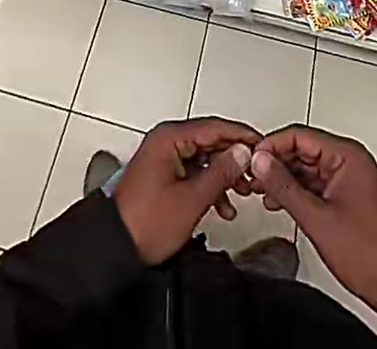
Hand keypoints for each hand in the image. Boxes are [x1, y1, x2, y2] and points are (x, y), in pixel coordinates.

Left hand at [112, 117, 259, 264]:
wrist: (114, 248)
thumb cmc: (142, 223)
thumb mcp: (191, 198)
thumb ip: (221, 173)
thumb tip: (242, 152)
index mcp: (170, 138)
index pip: (215, 127)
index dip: (242, 136)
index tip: (262, 144)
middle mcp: (166, 142)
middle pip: (210, 140)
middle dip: (235, 159)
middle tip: (255, 172)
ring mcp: (164, 157)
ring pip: (205, 157)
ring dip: (224, 175)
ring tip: (242, 192)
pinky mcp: (163, 174)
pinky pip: (194, 171)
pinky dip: (210, 185)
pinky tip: (223, 205)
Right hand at [251, 125, 376, 336]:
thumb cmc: (373, 256)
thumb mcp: (317, 218)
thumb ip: (284, 186)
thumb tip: (261, 161)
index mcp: (348, 156)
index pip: (299, 135)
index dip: (271, 145)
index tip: (251, 160)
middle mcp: (350, 161)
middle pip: (302, 148)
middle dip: (275, 162)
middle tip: (252, 177)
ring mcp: (349, 178)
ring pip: (306, 167)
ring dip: (283, 178)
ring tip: (262, 192)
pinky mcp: (346, 195)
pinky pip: (314, 183)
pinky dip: (296, 191)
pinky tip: (280, 203)